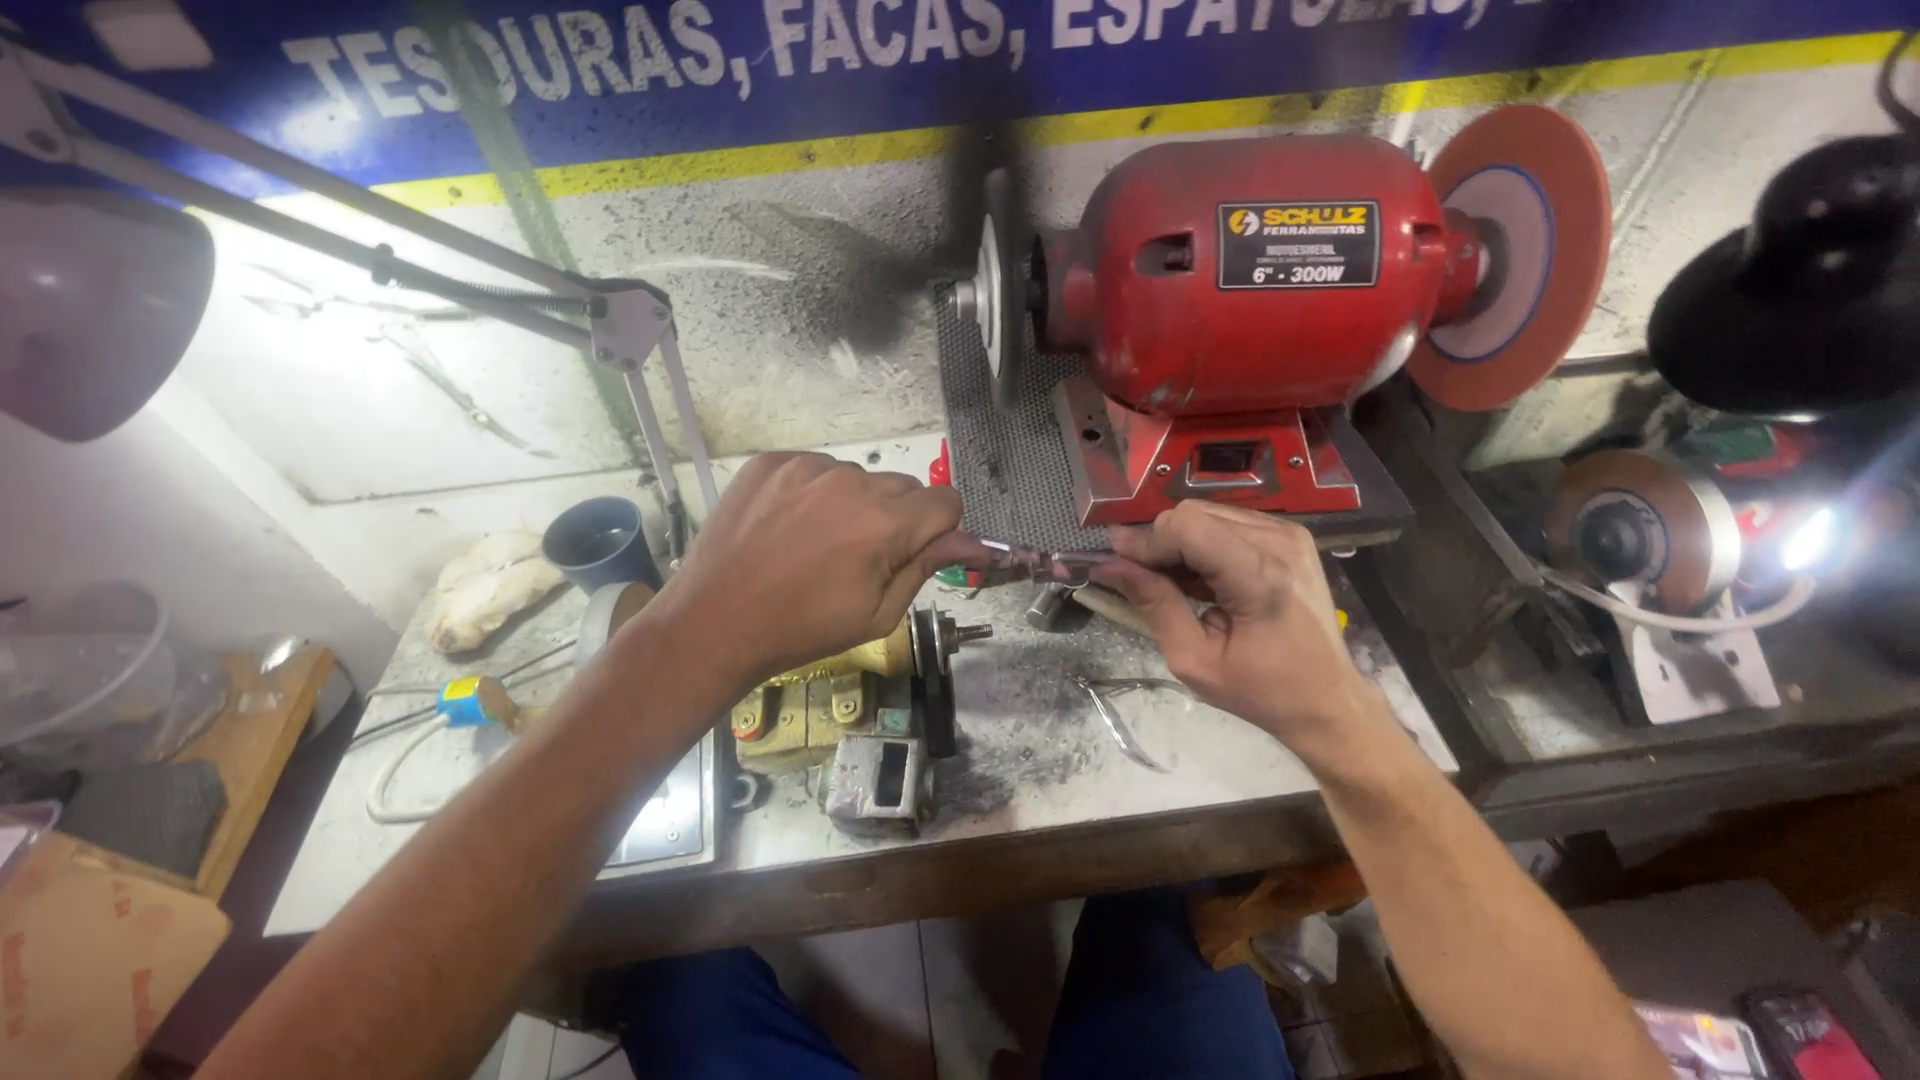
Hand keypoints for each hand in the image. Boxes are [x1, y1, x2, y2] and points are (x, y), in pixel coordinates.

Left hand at [638, 452, 983, 689]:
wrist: (714, 622)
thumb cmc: (803, 629)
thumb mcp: (878, 614)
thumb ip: (928, 566)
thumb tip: (974, 543)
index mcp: (884, 524)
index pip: (946, 501)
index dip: (939, 529)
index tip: (913, 552)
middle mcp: (850, 482)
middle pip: (903, 486)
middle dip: (896, 518)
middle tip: (860, 558)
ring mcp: (806, 467)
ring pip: (857, 477)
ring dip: (853, 504)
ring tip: (817, 545)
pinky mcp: (770, 462)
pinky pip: (815, 468)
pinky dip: (813, 493)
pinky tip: (789, 528)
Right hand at [1092, 502, 1387, 761]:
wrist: (1328, 699)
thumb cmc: (1262, 691)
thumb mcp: (1195, 661)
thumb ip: (1155, 606)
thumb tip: (1111, 566)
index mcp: (1261, 578)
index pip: (1187, 528)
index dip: (1145, 542)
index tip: (1117, 566)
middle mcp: (1280, 543)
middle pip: (1193, 514)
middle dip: (1159, 543)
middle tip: (1144, 582)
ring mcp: (1289, 534)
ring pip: (1206, 513)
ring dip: (1180, 544)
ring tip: (1176, 585)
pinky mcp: (1290, 535)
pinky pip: (1226, 521)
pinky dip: (1202, 544)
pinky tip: (1202, 579)